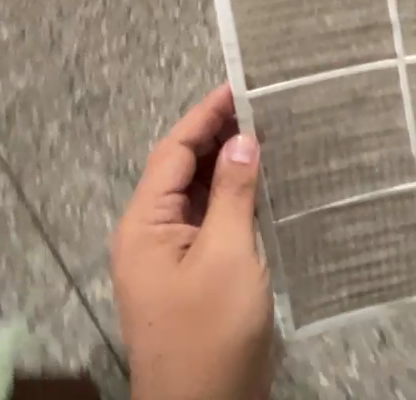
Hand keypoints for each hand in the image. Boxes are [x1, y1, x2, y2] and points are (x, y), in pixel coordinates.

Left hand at [111, 84, 273, 399]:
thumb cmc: (211, 331)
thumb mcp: (226, 255)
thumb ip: (232, 192)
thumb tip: (242, 139)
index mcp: (144, 226)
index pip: (173, 153)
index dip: (205, 115)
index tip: (241, 84)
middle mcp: (151, 234)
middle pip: (181, 168)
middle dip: (217, 132)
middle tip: (264, 101)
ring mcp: (172, 256)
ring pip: (197, 192)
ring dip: (228, 160)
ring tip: (270, 129)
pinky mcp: (195, 272)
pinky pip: (211, 216)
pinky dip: (235, 191)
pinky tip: (266, 180)